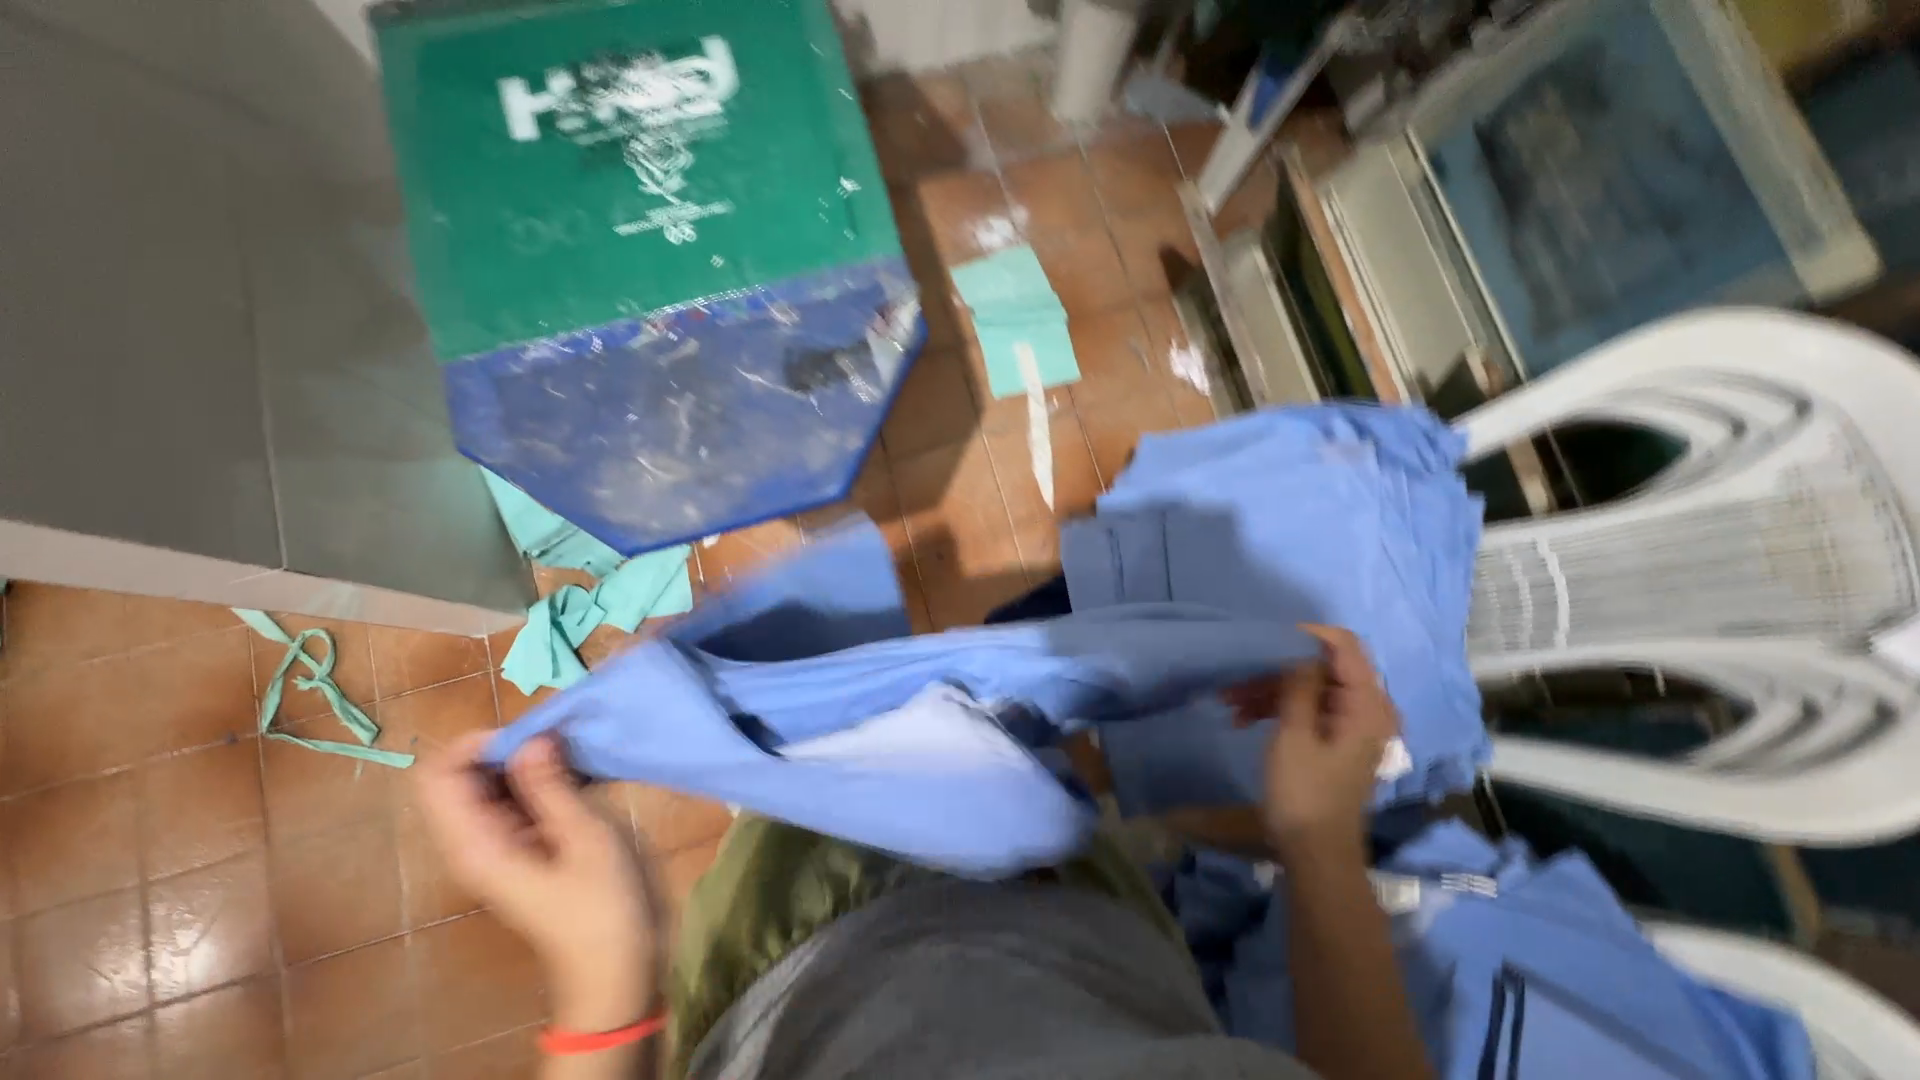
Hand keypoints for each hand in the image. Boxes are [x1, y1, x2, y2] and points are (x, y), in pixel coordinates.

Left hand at [415, 733, 658, 1032]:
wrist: (617, 965)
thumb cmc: (602, 904)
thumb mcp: (584, 837)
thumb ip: (551, 785)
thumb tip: (530, 738)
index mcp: (477, 843)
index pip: (440, 775)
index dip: (476, 743)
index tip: (532, 733)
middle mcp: (480, 839)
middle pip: (470, 775)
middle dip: (512, 745)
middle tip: (564, 735)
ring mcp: (507, 843)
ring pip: (500, 783)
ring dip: (535, 759)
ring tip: (581, 747)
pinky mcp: (532, 846)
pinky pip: (527, 799)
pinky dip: (550, 778)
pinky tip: (588, 771)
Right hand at [1226, 624, 1399, 866]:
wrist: (1315, 853)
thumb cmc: (1305, 793)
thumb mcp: (1294, 734)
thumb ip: (1298, 685)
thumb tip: (1297, 649)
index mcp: (1367, 704)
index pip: (1343, 645)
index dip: (1303, 636)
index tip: (1261, 642)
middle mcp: (1367, 708)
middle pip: (1322, 666)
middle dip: (1276, 667)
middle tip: (1235, 678)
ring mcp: (1351, 725)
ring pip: (1308, 687)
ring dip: (1269, 689)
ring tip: (1229, 702)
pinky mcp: (1335, 740)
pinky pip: (1307, 708)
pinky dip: (1277, 708)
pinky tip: (1242, 718)